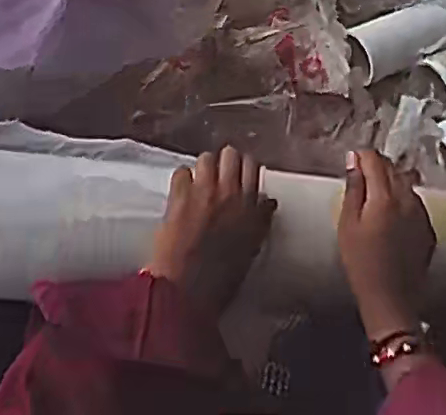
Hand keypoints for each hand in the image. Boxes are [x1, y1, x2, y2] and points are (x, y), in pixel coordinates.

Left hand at [145, 146, 277, 314]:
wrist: (186, 292)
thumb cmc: (221, 280)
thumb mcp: (250, 249)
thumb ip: (259, 221)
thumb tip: (266, 202)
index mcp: (251, 208)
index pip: (253, 167)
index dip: (245, 169)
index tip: (241, 176)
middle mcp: (230, 192)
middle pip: (231, 154)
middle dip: (226, 162)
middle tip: (221, 177)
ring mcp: (203, 190)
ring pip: (207, 157)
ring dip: (205, 168)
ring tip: (201, 183)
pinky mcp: (179, 194)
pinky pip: (182, 171)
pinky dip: (183, 179)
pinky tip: (183, 192)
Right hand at [338, 149, 436, 339]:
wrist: (391, 301)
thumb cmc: (361, 261)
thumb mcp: (347, 223)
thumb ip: (353, 187)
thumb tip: (354, 159)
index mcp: (385, 196)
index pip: (375, 159)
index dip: (362, 156)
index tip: (352, 162)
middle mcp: (408, 199)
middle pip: (393, 168)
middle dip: (377, 166)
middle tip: (361, 178)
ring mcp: (422, 214)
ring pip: (406, 183)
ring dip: (391, 181)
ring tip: (376, 195)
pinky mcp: (429, 229)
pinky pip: (415, 202)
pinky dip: (403, 198)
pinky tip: (392, 213)